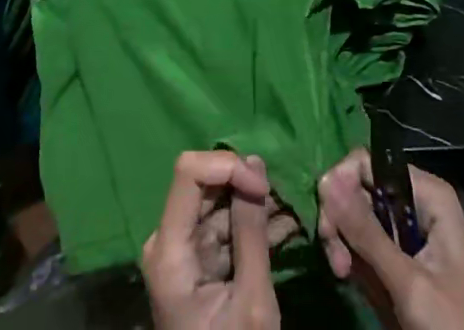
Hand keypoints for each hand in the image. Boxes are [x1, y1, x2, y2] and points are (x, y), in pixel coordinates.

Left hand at [143, 150, 280, 329]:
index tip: (263, 188)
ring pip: (220, 201)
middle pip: (206, 184)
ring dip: (257, 203)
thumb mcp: (252, 299)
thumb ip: (252, 231)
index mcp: (169, 249)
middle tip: (288, 197)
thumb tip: (255, 164)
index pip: (189, 171)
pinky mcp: (198, 259)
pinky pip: (225, 224)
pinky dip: (254, 223)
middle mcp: (168, 240)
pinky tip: (286, 227)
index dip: (228, 166)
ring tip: (295, 211)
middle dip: (248, 183)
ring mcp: (183, 249)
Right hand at [316, 149, 463, 329]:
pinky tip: (368, 289)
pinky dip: (361, 266)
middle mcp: (417, 201)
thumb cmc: (458, 324)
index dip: (339, 188)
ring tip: (348, 280)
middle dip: (342, 226)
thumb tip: (324, 179)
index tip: (328, 231)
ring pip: (360, 220)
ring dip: (349, 251)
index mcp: (426, 193)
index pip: (366, 162)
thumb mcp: (409, 282)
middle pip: (359, 190)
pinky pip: (370, 246)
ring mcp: (411, 229)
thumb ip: (366, 232)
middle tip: (338, 268)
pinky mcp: (406, 256)